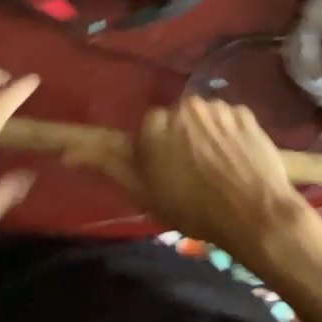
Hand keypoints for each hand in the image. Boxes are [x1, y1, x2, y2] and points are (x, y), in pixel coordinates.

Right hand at [96, 96, 311, 257]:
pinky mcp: (246, 113)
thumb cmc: (193, 209)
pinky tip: (236, 162)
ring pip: (202, 119)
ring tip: (217, 170)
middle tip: (192, 175)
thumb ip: (105, 164)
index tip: (165, 174)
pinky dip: (230, 136)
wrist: (255, 215)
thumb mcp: (142, 192)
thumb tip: (65, 151)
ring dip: (205, 137)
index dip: (155, 152)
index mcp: (155, 124)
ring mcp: (218, 108)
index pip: (147, 130)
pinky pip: (229, 120)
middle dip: (180, 141)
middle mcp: (183, 106)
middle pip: (175, 121)